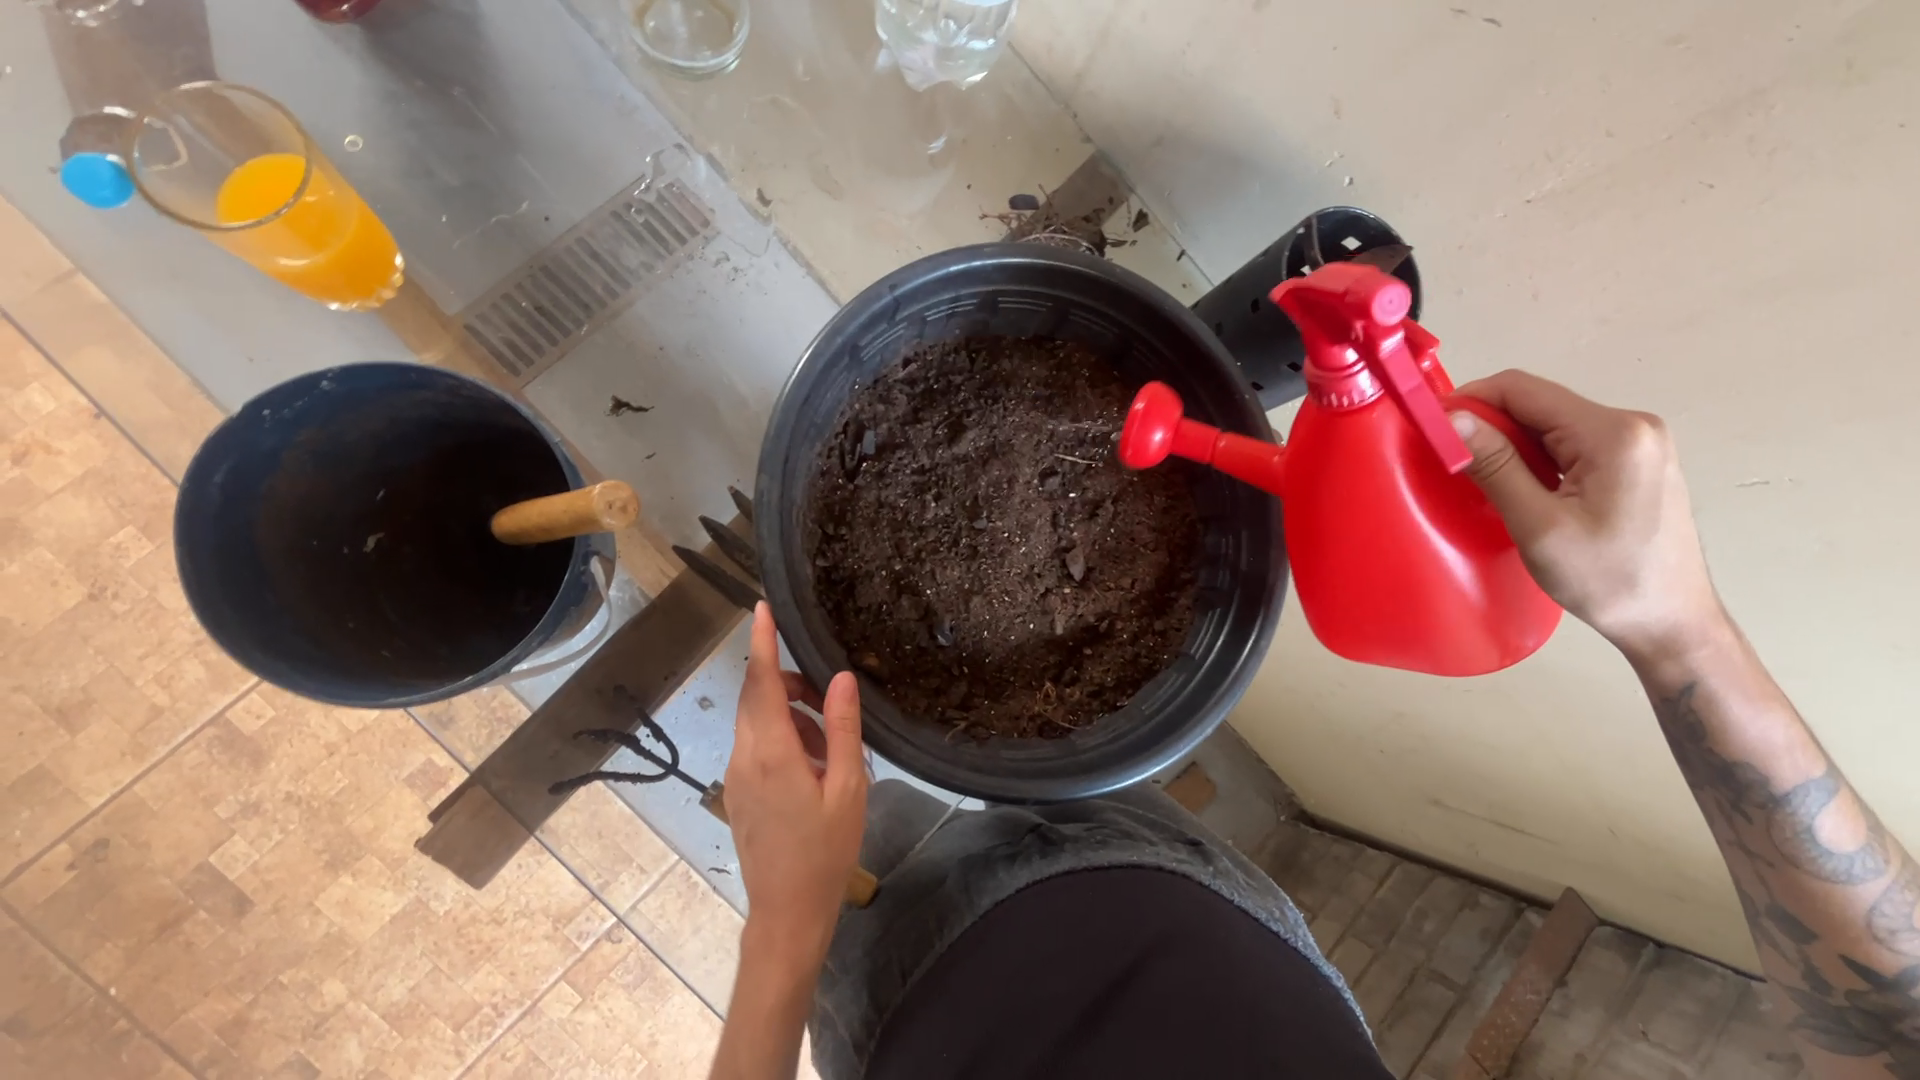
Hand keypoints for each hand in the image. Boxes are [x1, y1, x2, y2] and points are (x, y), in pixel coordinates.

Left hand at [724, 603, 866, 973]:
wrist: (787, 910)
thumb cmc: (826, 850)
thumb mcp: (849, 787)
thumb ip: (842, 728)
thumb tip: (840, 678)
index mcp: (772, 752)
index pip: (761, 681)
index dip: (761, 641)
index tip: (761, 607)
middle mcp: (744, 756)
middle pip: (758, 696)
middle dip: (790, 683)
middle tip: (830, 698)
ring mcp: (736, 775)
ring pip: (758, 720)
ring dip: (792, 716)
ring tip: (831, 750)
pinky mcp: (738, 790)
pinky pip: (757, 744)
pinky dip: (784, 739)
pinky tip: (815, 769)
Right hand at [1449, 370, 1725, 661]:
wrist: (1670, 621)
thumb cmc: (1606, 579)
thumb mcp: (1538, 525)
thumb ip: (1496, 466)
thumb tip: (1453, 417)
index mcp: (1613, 433)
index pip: (1523, 390)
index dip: (1469, 400)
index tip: (1431, 428)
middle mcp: (1631, 425)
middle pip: (1537, 403)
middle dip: (1487, 425)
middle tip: (1449, 459)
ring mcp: (1636, 442)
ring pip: (1549, 423)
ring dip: (1508, 443)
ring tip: (1479, 479)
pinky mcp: (1632, 461)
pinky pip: (1567, 443)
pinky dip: (1532, 456)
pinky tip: (1518, 486)